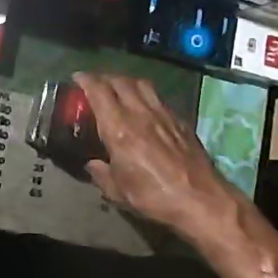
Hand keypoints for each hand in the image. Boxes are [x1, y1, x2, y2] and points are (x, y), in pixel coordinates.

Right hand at [73, 72, 247, 249]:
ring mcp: (162, 114)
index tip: (77, 78)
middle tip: (95, 84)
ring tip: (119, 89)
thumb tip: (92, 164)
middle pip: (120, 81)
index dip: (85, 80)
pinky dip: (145, 95)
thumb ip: (100, 173)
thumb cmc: (153, 197)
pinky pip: (157, 98)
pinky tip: (143, 107)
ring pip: (141, 84)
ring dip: (126, 81)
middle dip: (104, 78)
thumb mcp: (117, 191)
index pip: (99, 91)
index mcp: (119, 128)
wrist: (200, 200)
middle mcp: (140, 113)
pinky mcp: (179, 120)